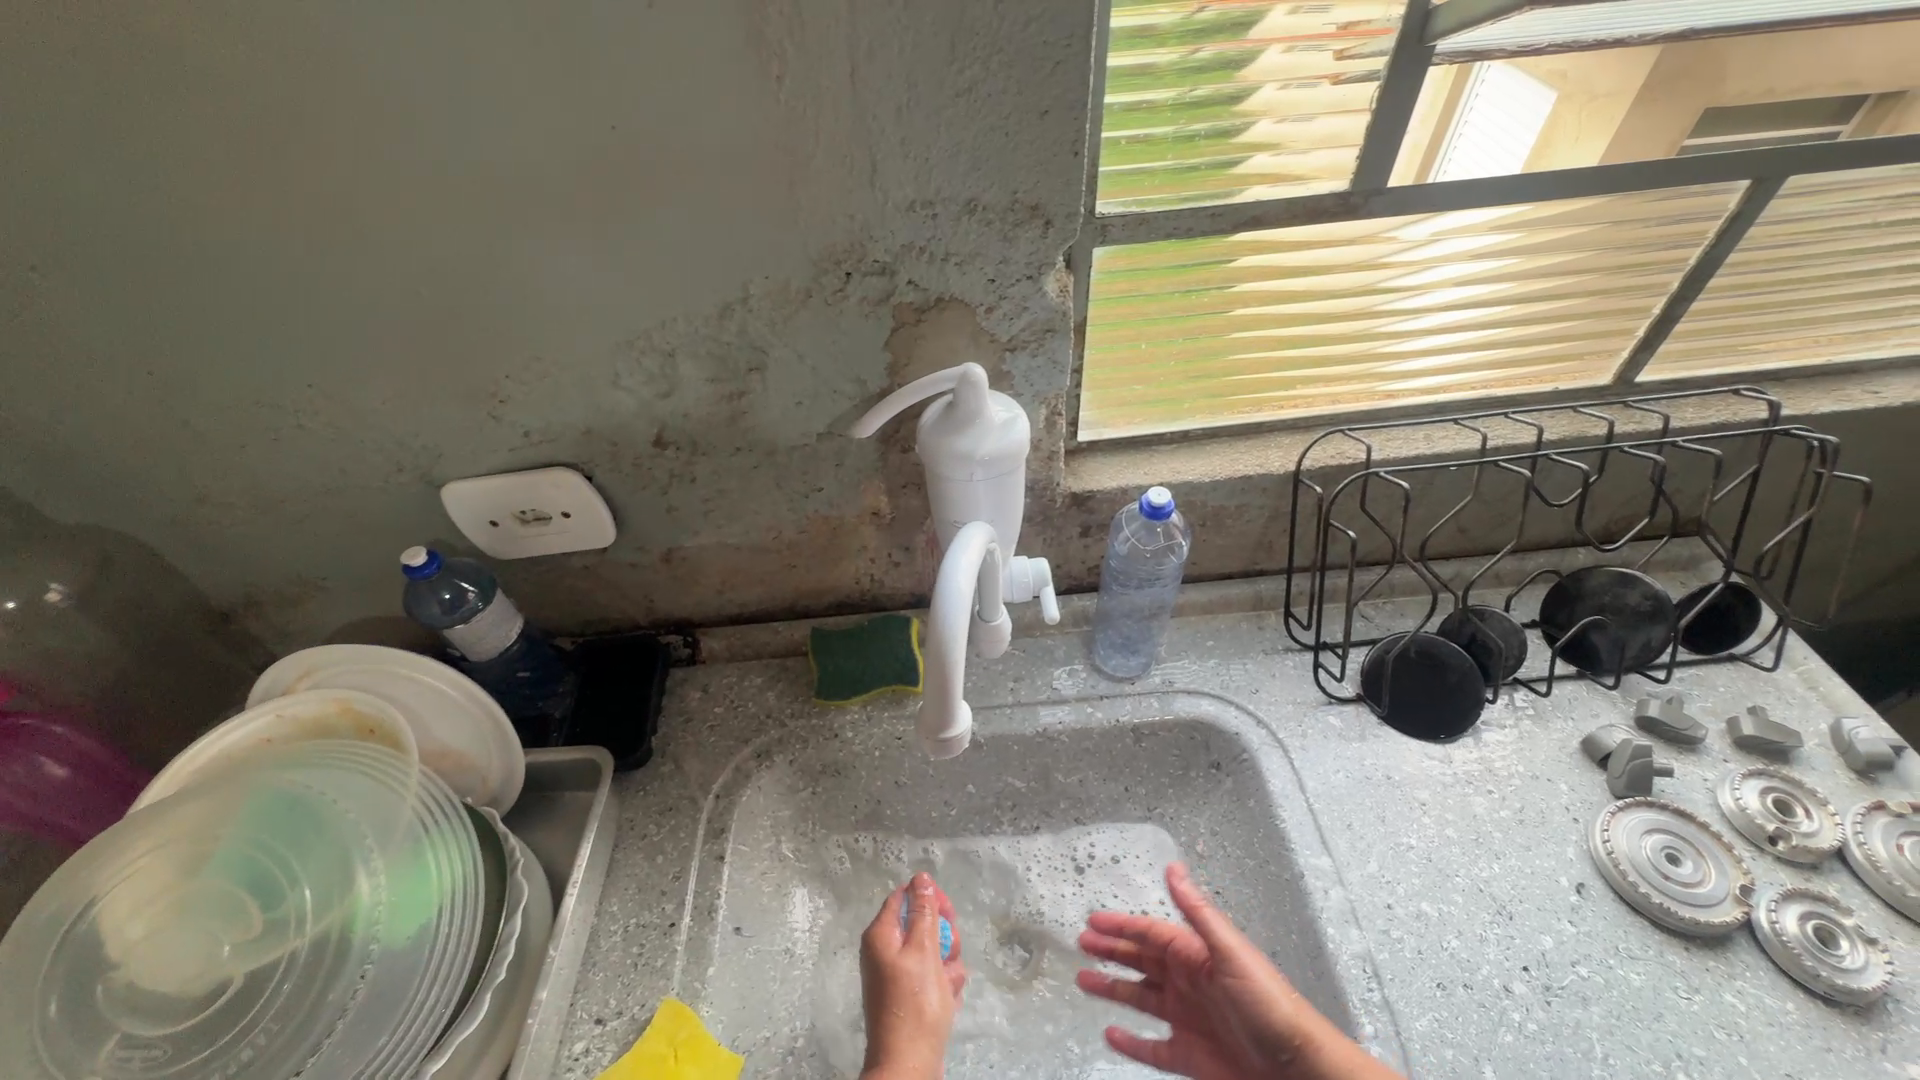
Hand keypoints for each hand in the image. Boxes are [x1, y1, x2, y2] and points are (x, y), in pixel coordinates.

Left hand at [859, 872, 966, 1079]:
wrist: (909, 1064)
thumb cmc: (915, 1004)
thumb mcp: (923, 950)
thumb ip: (924, 912)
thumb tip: (920, 878)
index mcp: (881, 934)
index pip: (905, 897)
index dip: (929, 901)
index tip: (948, 916)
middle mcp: (884, 950)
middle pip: (921, 924)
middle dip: (943, 937)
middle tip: (950, 953)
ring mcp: (896, 974)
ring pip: (931, 951)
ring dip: (948, 963)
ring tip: (950, 983)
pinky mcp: (909, 995)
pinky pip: (931, 975)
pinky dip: (944, 983)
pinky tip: (950, 997)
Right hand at [1076, 863, 1400, 1079]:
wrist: (1296, 1068)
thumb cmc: (1268, 1005)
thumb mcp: (1230, 951)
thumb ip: (1198, 912)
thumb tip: (1174, 868)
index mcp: (1196, 955)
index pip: (1151, 933)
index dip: (1122, 925)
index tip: (1093, 920)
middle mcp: (1188, 983)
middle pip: (1142, 961)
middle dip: (1112, 950)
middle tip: (1082, 943)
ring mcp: (1187, 1020)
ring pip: (1140, 999)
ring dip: (1113, 989)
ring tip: (1084, 981)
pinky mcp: (1190, 1056)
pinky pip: (1152, 1047)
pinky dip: (1130, 1043)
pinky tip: (1112, 1035)